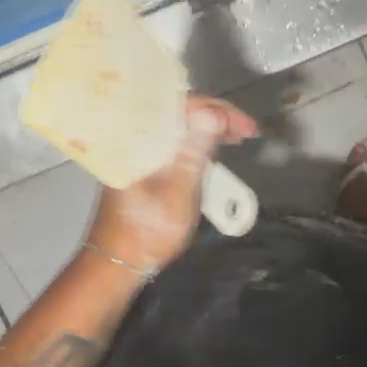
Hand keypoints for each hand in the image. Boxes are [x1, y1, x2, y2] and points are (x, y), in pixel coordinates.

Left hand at [83, 96, 256, 274]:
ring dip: (208, 129)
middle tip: (248, 132)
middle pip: (178, 112)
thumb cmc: (149, 230)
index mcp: (138, 138)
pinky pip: (171, 142)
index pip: (181, 105)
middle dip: (217, 117)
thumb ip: (196, 150)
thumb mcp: (180, 190)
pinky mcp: (140, 164)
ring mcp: (135, 151)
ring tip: (237, 138)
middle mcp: (133, 137)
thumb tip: (214, 113)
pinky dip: (195, 144)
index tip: (248, 128)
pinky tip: (213, 151)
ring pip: (177, 127)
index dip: (219, 111)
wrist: (119, 261)